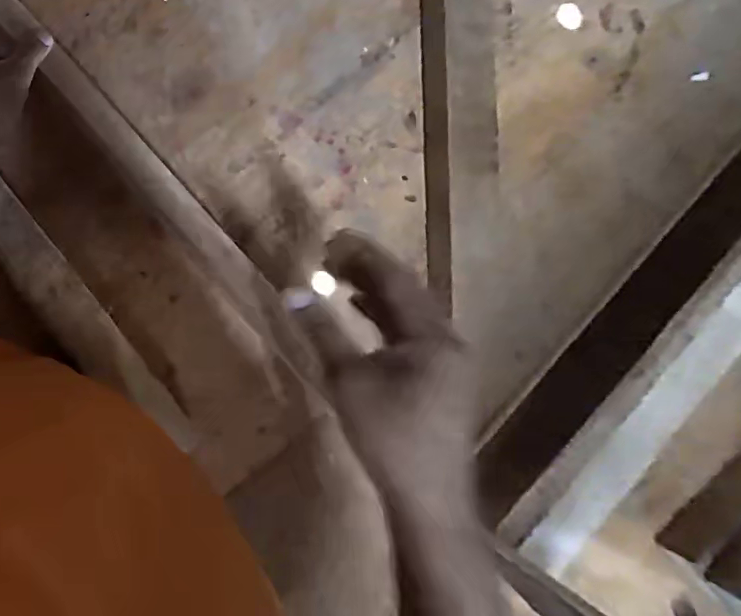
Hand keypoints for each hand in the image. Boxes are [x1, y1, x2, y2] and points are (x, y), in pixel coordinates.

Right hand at [298, 231, 476, 511]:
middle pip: (406, 291)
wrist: (429, 504)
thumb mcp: (348, 379)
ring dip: (375, 290)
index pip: (396, 279)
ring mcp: (449, 362)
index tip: (332, 237)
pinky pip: (411, 331)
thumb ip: (321, 330)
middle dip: (368, 268)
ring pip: (409, 311)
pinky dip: (383, 315)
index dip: (363, 254)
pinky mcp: (441, 380)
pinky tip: (360, 312)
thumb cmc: (389, 437)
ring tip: (339, 274)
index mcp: (433, 336)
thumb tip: (291, 290)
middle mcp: (448, 341)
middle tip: (330, 252)